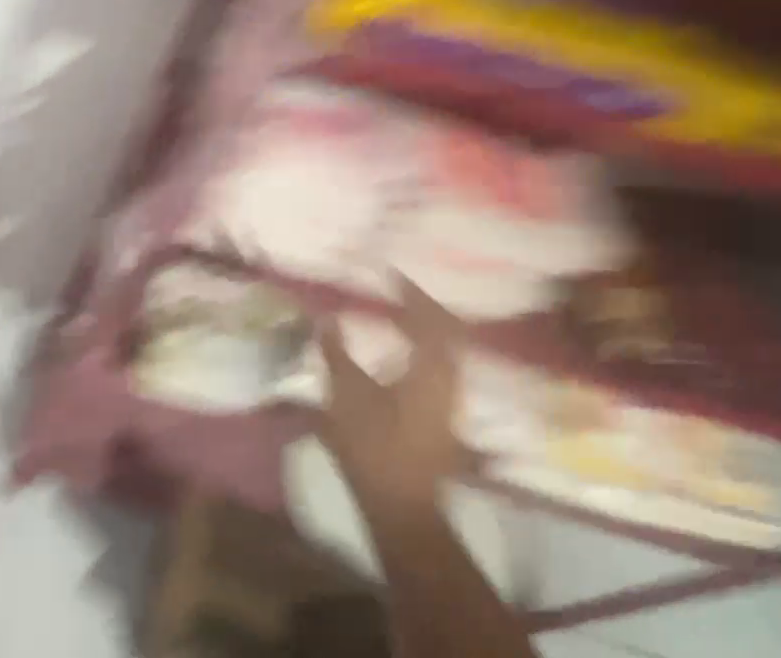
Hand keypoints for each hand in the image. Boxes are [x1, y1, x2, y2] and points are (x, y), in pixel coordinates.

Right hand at [314, 275, 469, 514]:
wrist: (402, 506)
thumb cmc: (372, 447)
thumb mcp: (345, 394)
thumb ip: (336, 352)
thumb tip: (327, 318)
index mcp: (431, 369)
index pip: (429, 318)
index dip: (410, 292)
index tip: (388, 274)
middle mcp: (451, 379)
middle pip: (447, 331)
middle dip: (423, 307)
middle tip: (397, 291)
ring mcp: (452, 401)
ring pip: (447, 351)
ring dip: (426, 329)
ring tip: (398, 316)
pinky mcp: (445, 416)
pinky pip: (441, 366)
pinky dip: (424, 349)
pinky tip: (400, 354)